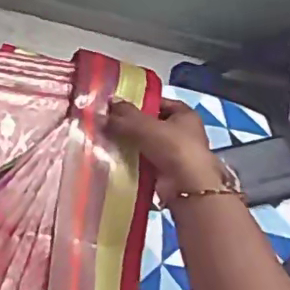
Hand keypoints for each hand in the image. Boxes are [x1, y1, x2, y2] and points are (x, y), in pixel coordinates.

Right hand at [107, 98, 229, 200]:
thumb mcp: (144, 125)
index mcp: (184, 115)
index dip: (139, 102)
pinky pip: (143, 161)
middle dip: (129, 124)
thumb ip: (123, 115)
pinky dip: (131, 160)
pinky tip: (113, 158)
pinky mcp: (166, 172)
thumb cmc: (173, 148)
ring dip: (128, 144)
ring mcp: (174, 154)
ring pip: (145, 143)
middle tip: (106, 123)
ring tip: (104, 141)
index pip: (159, 102)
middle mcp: (182, 132)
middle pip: (150, 124)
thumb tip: (102, 108)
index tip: (117, 106)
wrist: (186, 187)